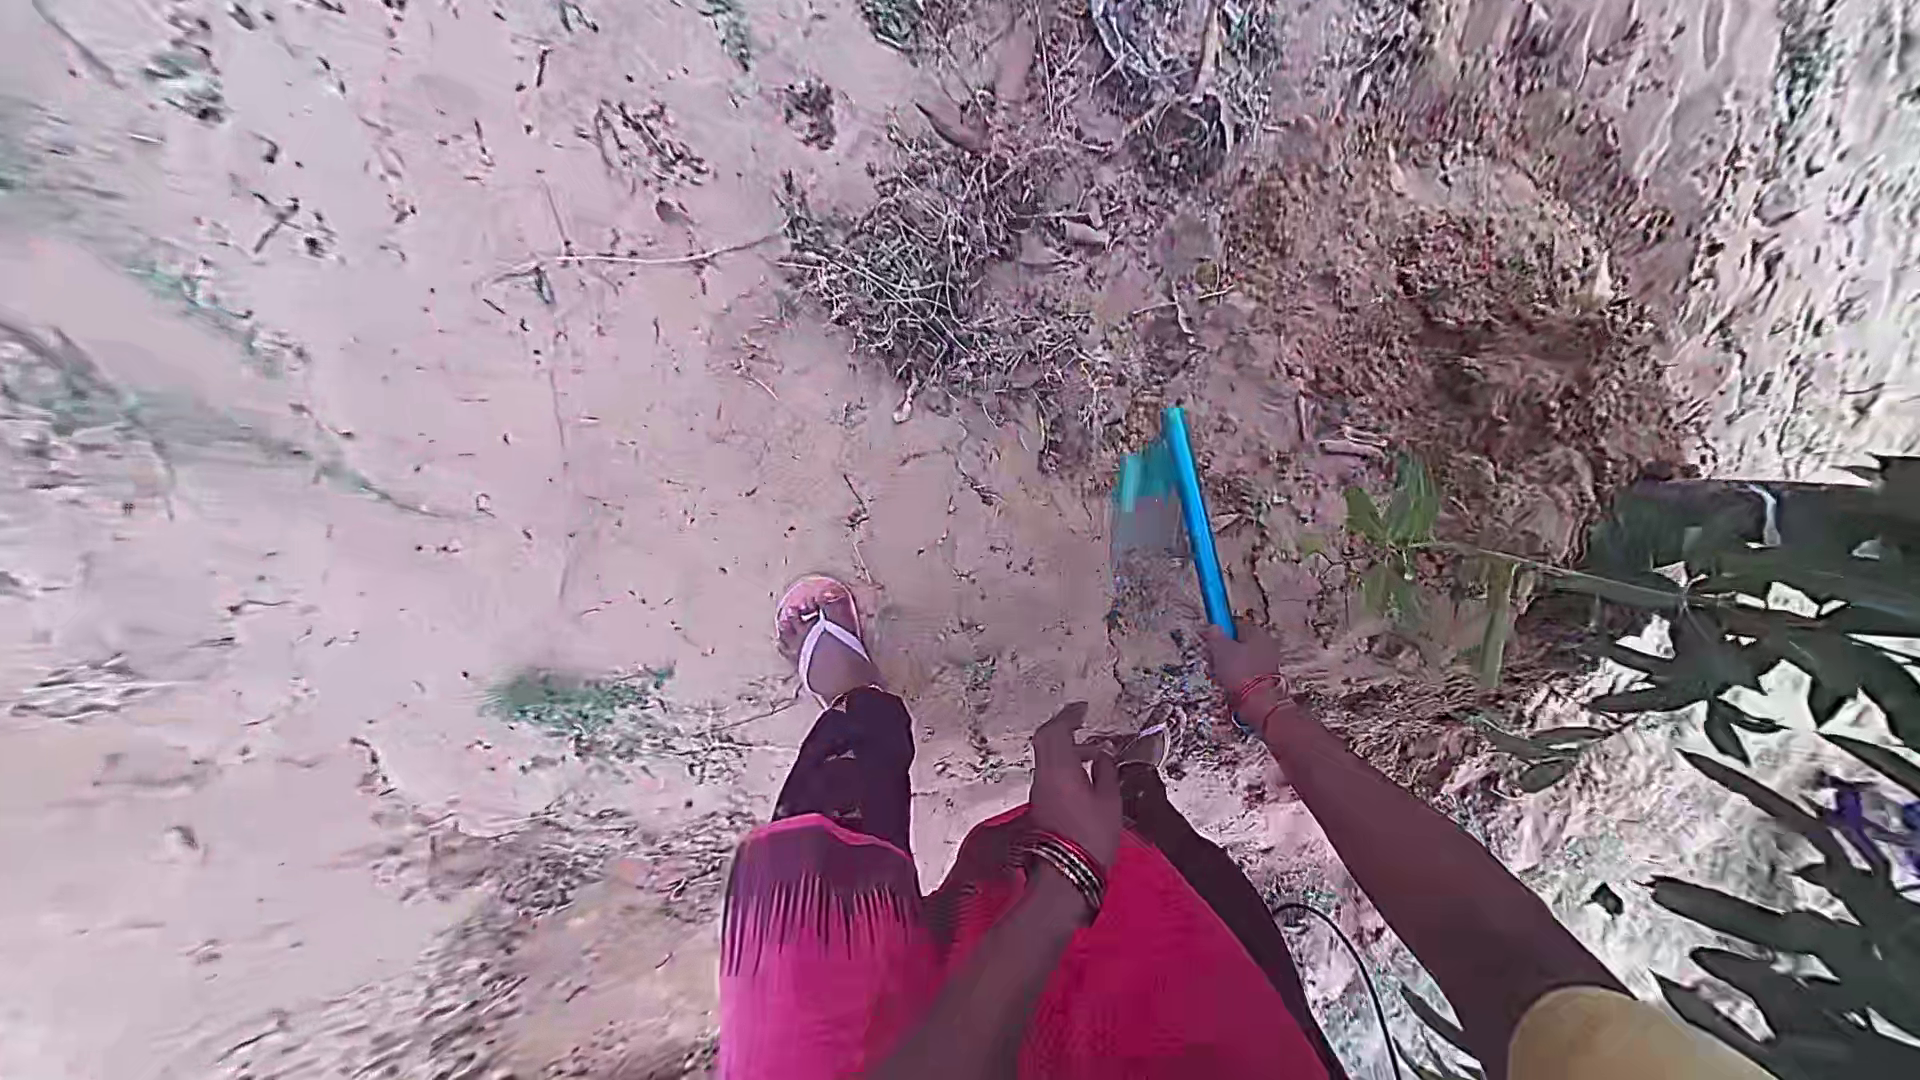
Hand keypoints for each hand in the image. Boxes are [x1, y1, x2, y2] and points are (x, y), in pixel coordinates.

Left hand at [1026, 702, 1120, 867]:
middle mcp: (1044, 774)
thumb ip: (1105, 772)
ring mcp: (1039, 789)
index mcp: (1060, 768)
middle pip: (1045, 738)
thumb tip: (1102, 754)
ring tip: (1092, 752)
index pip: (1057, 730)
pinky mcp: (1040, 802)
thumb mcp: (1109, 802)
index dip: (1068, 715)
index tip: (1081, 708)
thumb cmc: (1092, 836)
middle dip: (1062, 726)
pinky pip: (1049, 770)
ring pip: (1046, 755)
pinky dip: (1062, 761)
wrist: (1067, 875)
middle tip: (1081, 721)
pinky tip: (1082, 772)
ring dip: (1064, 745)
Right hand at [1201, 623, 1287, 703]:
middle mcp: (1264, 649)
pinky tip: (1223, 682)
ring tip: (1215, 672)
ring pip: (1235, 660)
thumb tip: (1210, 627)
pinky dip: (1229, 677)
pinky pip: (1239, 673)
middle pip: (1234, 643)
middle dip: (1218, 650)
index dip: (1219, 629)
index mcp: (1258, 635)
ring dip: (1221, 665)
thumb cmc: (1241, 673)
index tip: (1208, 635)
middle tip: (1210, 656)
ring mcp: (1263, 666)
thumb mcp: (1220, 648)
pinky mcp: (1259, 682)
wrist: (1257, 704)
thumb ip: (1214, 634)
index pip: (1235, 624)